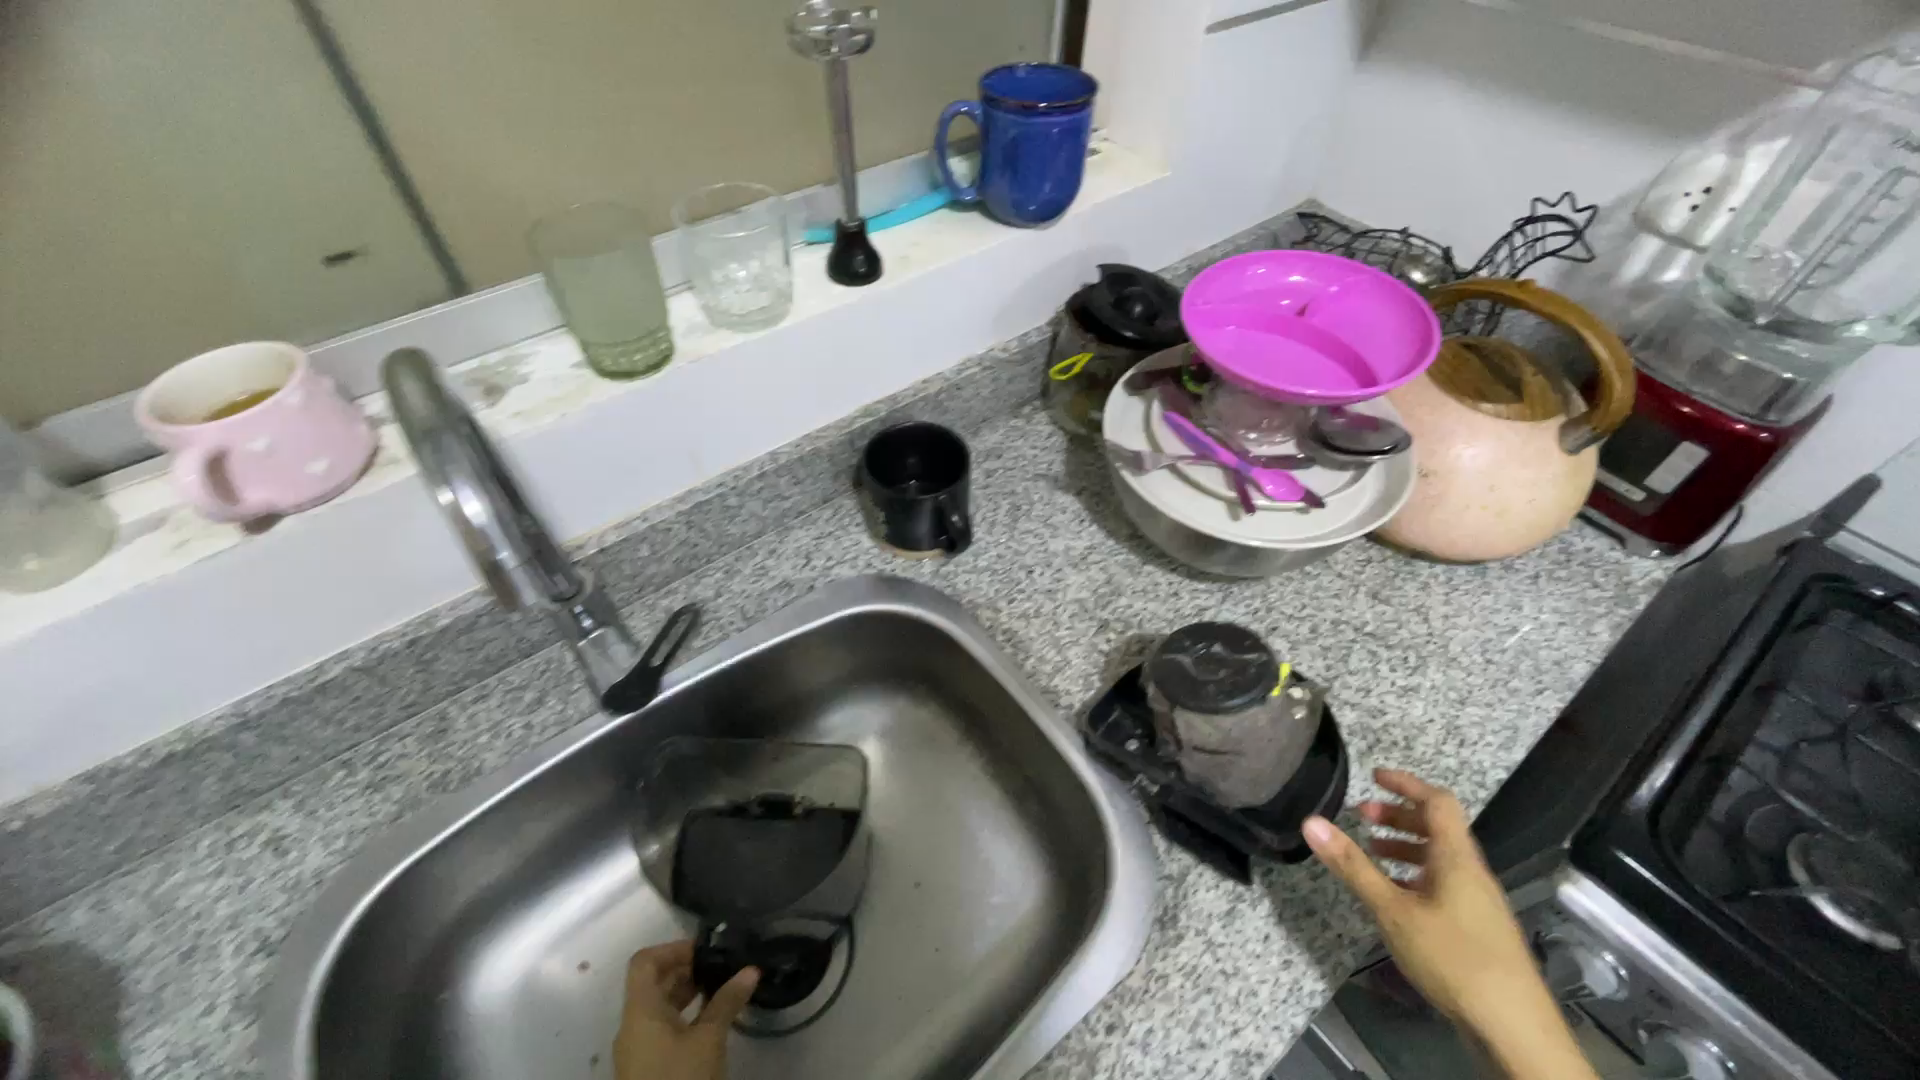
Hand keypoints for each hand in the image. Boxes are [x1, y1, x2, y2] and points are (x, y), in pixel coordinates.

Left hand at [613, 941, 758, 1079]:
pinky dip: (683, 1015)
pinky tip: (710, 1019)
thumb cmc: (681, 1079)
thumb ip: (727, 1001)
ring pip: (657, 1006)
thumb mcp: (709, 1039)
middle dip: (685, 969)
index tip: (705, 951)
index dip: (673, 949)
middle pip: (651, 982)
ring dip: (686, 992)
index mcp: (639, 1011)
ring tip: (720, 988)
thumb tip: (751, 970)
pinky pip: (660, 1027)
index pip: (644, 962)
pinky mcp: (645, 1066)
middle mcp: (632, 1025)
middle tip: (719, 966)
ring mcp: (637, 1048)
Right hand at [1303, 769, 1537, 1026]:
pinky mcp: (1478, 927)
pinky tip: (1396, 896)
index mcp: (1456, 858)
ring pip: (1440, 857)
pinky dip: (1415, 874)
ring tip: (1372, 852)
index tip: (1374, 776)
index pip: (1437, 802)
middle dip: (1399, 815)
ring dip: (1406, 845)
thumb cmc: (1453, 958)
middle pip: (1438, 828)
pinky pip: (1444, 882)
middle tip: (1362, 816)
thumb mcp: (1392, 910)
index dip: (1407, 784)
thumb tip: (1311, 822)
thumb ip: (1352, 866)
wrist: (1514, 1027)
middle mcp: (1471, 872)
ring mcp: (1478, 901)